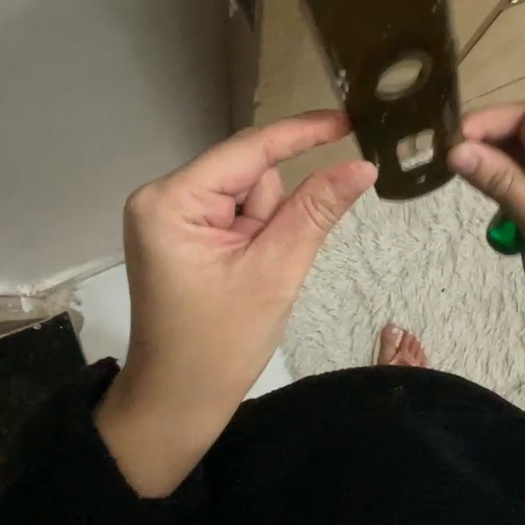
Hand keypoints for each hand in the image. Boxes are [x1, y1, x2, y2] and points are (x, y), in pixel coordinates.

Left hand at [96, 111, 375, 495]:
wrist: (176, 404)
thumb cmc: (220, 346)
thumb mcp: (276, 273)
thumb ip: (316, 210)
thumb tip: (362, 165)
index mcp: (172, 200)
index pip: (249, 150)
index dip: (302, 133)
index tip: (348, 120)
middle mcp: (163, 196)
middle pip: (249, 174)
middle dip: (275, 212)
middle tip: (275, 262)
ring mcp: (170, 215)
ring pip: (248, 194)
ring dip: (267, 228)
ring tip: (255, 278)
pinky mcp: (182, 233)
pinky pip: (237, 214)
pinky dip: (257, 236)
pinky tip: (247, 274)